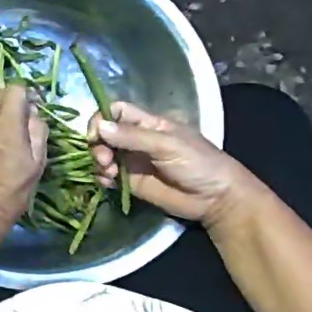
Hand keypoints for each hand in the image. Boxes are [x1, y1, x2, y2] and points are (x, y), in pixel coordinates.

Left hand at [0, 85, 46, 225]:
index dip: (26, 94)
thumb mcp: (38, 159)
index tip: (32, 104)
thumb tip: (32, 111)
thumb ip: (38, 129)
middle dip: (11, 97)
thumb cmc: (16, 185)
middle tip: (18, 111)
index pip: (16, 90)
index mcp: (9, 124)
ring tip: (0, 109)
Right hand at [89, 101, 262, 228]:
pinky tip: (108, 182)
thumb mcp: (167, 145)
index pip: (116, 111)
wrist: (216, 199)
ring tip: (109, 172)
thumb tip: (100, 127)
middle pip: (104, 133)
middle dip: (98, 144)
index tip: (96, 134)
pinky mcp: (130, 181)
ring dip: (99, 162)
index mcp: (148, 124)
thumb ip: (133, 137)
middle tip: (104, 159)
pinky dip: (102, 177)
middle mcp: (136, 139)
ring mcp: (132, 160)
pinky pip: (107, 175)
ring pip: (103, 154)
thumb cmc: (199, 164)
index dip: (101, 118)